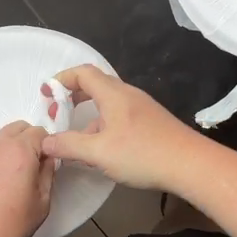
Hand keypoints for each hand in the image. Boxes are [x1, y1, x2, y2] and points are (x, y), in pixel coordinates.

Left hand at [0, 121, 54, 236]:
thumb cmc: (7, 229)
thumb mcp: (41, 204)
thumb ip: (47, 175)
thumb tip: (46, 160)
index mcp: (20, 150)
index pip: (40, 132)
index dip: (47, 146)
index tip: (47, 166)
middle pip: (18, 128)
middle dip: (29, 141)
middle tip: (31, 169)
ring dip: (10, 150)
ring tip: (9, 181)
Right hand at [40, 65, 205, 190]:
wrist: (190, 164)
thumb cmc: (142, 154)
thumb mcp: (99, 152)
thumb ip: (69, 145)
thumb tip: (45, 141)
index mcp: (114, 94)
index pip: (83, 72)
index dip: (62, 79)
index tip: (46, 94)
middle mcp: (128, 94)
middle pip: (96, 84)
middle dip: (72, 96)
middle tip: (57, 113)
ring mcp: (141, 108)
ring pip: (108, 103)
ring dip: (88, 115)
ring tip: (75, 140)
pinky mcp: (150, 123)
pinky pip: (119, 116)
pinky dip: (103, 125)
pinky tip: (101, 151)